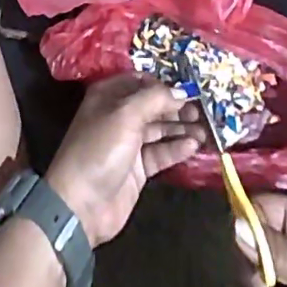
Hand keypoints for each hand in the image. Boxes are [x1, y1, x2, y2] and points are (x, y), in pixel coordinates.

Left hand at [45, 74, 207, 245]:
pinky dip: (176, 148)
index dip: (164, 84)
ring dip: (181, 127)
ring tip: (205, 129)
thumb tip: (180, 92)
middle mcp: (119, 115)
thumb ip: (155, 99)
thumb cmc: (100, 149)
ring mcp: (128, 142)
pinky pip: (160, 152)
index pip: (141, 81)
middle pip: (153, 105)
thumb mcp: (126, 115)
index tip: (189, 88)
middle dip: (176, 106)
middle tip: (202, 110)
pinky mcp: (137, 167)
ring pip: (159, 129)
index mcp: (109, 96)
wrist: (81, 204)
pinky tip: (194, 145)